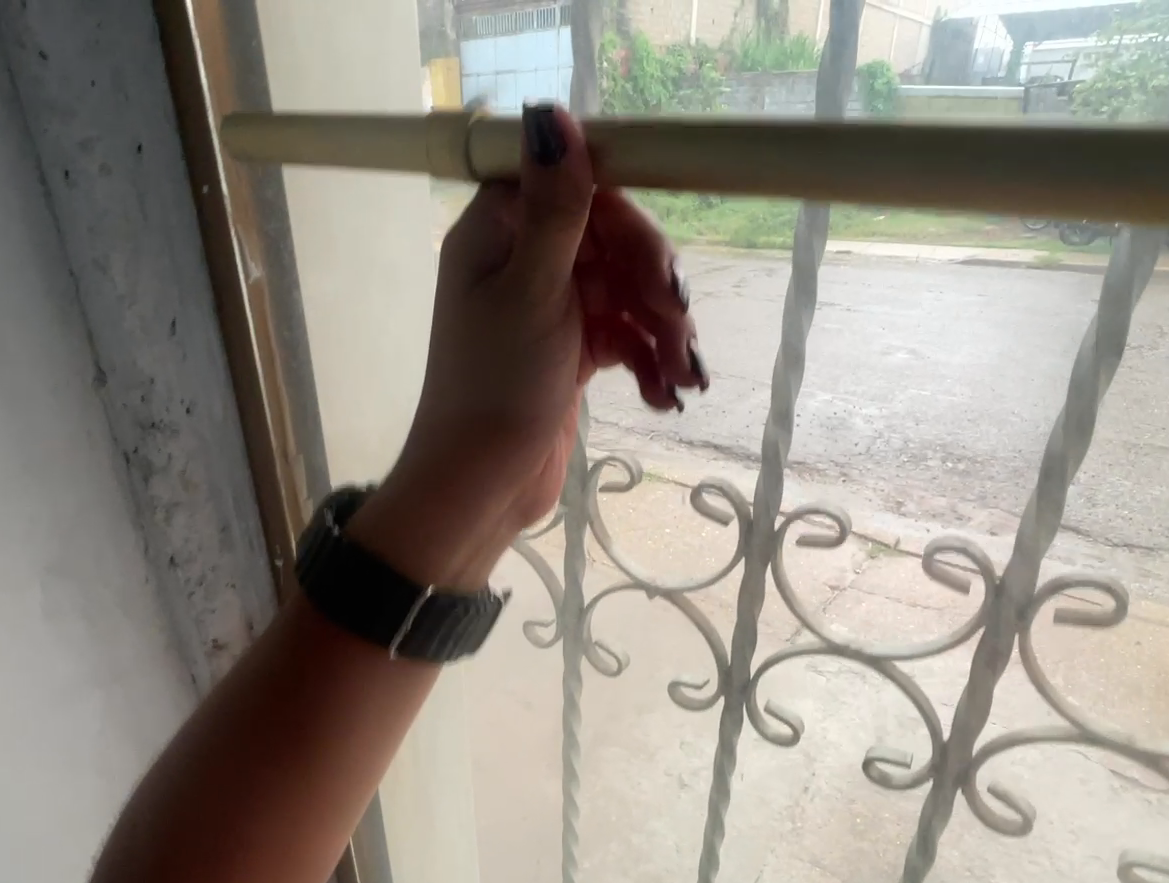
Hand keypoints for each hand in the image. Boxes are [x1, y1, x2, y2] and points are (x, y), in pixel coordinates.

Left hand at [353, 105, 706, 589]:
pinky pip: (622, 336)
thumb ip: (555, 210)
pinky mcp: (570, 351)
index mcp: (500, 233)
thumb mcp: (531, 294)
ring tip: (685, 378)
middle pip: (612, 244)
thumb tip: (550, 112)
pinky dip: (647, 361)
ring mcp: (550, 308)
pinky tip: (665, 395)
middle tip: (678, 326)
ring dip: (661, 333)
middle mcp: (524, 262)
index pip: (580, 192)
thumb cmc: (496, 387)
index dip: (627, 223)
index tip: (658, 267)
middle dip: (652, 288)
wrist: (483, 484)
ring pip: (625, 294)